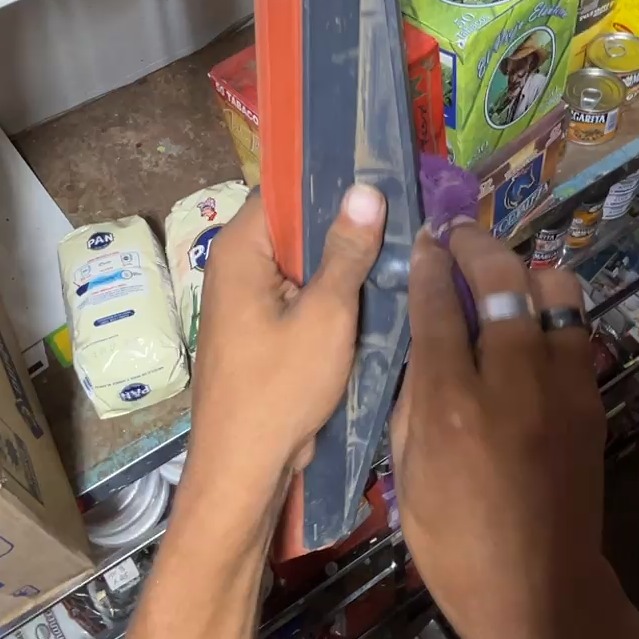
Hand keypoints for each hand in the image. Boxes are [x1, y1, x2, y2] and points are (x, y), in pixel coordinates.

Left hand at [188, 185, 387, 498]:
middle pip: (294, 226)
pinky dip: (331, 291)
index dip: (327, 179)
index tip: (377, 172)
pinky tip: (374, 287)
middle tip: (400, 209)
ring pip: (301, 263)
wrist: (245, 466)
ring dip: (341, 259)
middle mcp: (237, 266)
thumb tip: (365, 189)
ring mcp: (248, 299)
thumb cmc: (280, 386)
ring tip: (397, 241)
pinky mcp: (262, 328)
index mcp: (240, 249)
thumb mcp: (325, 314)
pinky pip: (300, 293)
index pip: (282, 191)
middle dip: (343, 221)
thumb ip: (346, 252)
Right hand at [390, 222, 609, 638]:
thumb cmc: (450, 538)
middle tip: (458, 234)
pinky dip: (550, 312)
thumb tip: (423, 335)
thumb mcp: (405, 465)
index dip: (427, 264)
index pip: (438, 305)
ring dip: (523, 271)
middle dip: (475, 244)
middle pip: (502, 279)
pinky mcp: (592, 400)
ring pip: (556, 290)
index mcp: (451, 404)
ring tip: (501, 278)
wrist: (538, 593)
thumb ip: (414, 390)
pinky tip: (529, 324)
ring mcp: (563, 387)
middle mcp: (512, 381)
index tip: (423, 240)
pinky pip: (575, 329)